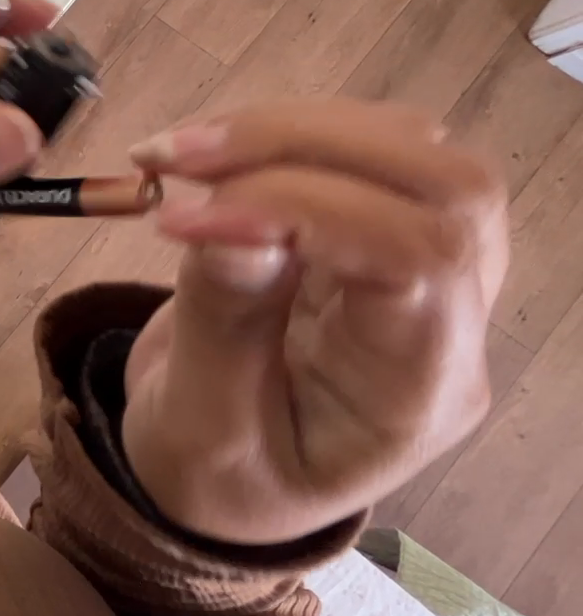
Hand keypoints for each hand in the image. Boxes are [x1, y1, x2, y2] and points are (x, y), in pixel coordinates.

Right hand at [122, 101, 508, 544]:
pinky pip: (355, 165)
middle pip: (439, 187)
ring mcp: (411, 280)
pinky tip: (203, 158)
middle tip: (173, 155)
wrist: (212, 483)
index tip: (178, 218)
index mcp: (412, 389)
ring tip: (173, 152)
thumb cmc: (206, 475)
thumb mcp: (197, 422)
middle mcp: (442, 323)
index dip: (299, 212)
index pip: (412, 260)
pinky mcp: (358, 250)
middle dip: (299, 146)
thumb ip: (222, 326)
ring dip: (285, 131)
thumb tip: (229, 226)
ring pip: (409, 157)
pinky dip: (275, 140)